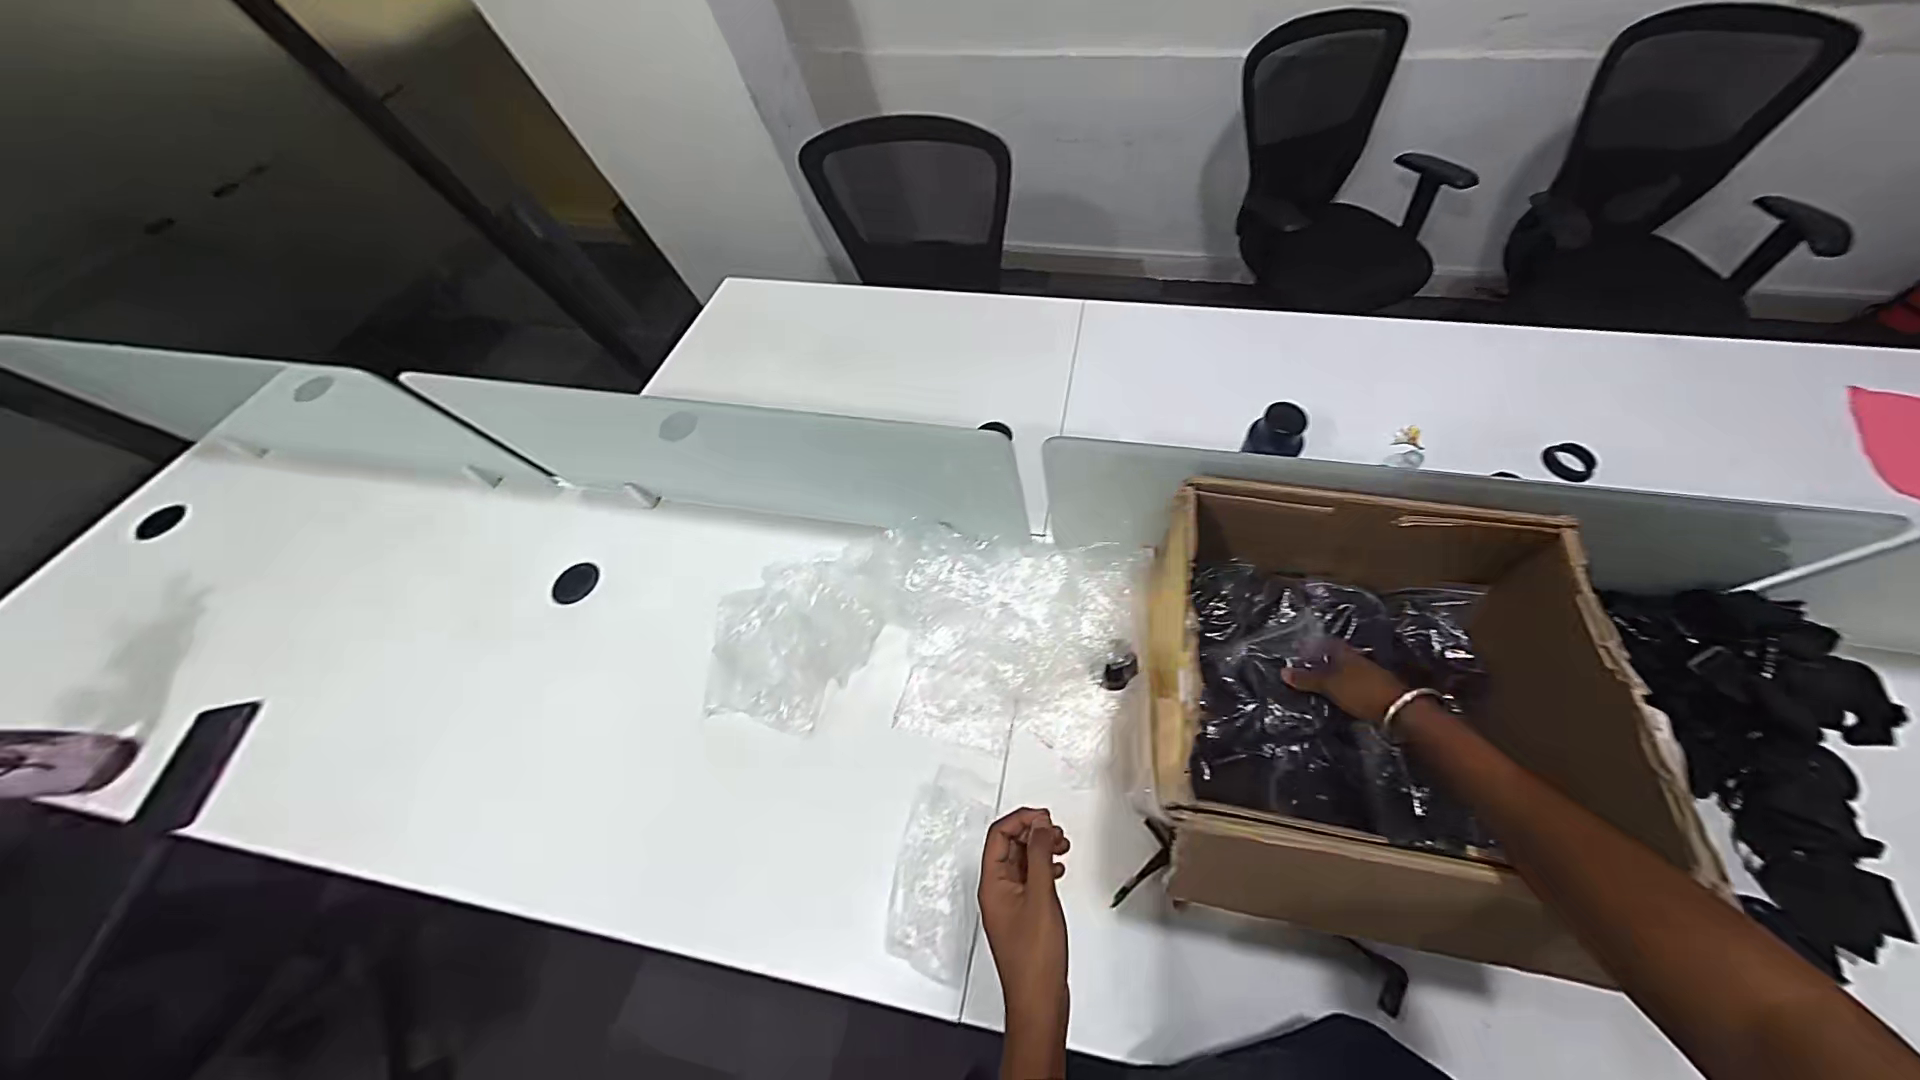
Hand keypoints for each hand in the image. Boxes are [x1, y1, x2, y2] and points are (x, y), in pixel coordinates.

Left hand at [979, 807, 1069, 1073]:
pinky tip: (1056, 869)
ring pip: (1020, 860)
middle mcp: (996, 890)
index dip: (1021, 819)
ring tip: (1060, 845)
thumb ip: (1039, 855)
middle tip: (1054, 828)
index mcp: (992, 882)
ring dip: (1039, 847)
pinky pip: (1028, 877)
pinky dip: (1043, 866)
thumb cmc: (1034, 959)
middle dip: (1032, 831)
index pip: (999, 835)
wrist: (1038, 1000)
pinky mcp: (1022, 914)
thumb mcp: (1040, 895)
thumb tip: (1039, 825)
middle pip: (1009, 844)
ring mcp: (1009, 903)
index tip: (1043, 816)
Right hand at [1283, 643, 1410, 724]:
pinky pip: (1351, 683)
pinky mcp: (1374, 689)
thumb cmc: (1360, 691)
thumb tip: (1282, 671)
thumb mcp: (1328, 685)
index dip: (1310, 645)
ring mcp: (1368, 675)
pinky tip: (1333, 694)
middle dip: (1319, 660)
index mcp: (1345, 653)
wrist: (1400, 711)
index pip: (1325, 643)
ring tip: (1315, 682)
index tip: (1296, 650)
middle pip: (1334, 656)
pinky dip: (1340, 686)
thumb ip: (1306, 679)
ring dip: (1331, 674)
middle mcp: (1357, 659)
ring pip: (1344, 670)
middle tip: (1302, 667)